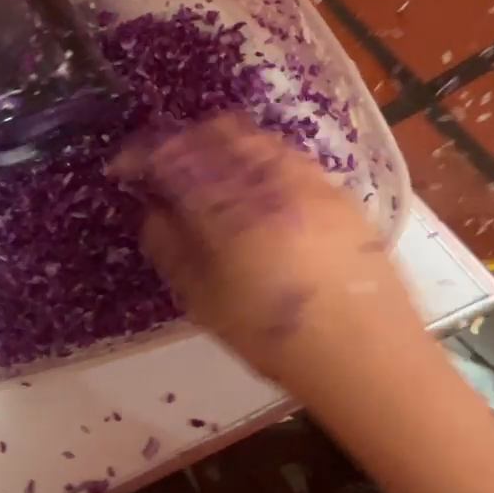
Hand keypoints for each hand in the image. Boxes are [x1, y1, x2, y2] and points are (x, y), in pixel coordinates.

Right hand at [112, 114, 423, 383]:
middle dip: (178, 142)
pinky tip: (249, 187)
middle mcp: (270, 183)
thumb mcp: (203, 300)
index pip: (171, 158)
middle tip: (161, 165)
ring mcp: (309, 183)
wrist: (371, 359)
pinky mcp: (337, 193)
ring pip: (252, 138)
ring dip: (217, 145)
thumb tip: (151, 210)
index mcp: (230, 210)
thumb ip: (169, 246)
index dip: (139, 156)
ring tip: (202, 172)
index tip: (122, 168)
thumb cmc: (275, 338)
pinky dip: (255, 157)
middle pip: (213, 133)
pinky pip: (285, 155)